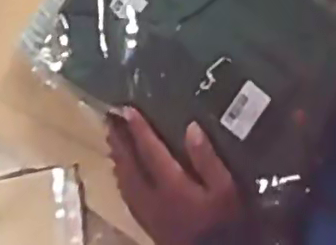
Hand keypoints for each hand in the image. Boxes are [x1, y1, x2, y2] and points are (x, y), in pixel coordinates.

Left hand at [106, 108, 243, 244]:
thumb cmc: (225, 224)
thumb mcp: (226, 190)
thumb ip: (207, 159)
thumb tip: (191, 126)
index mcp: (172, 186)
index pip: (150, 151)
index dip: (138, 129)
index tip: (126, 108)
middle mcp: (155, 199)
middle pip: (131, 166)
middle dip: (120, 141)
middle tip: (109, 119)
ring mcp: (150, 216)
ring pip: (126, 183)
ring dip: (118, 159)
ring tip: (111, 141)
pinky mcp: (151, 228)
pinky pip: (129, 199)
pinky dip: (122, 181)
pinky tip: (121, 176)